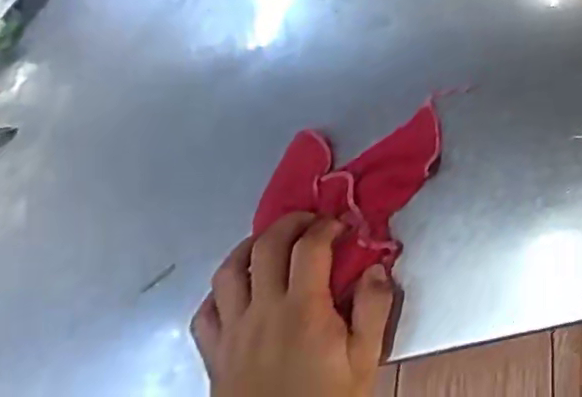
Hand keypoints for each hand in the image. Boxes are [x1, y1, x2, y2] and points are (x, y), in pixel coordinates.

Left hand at [190, 213, 397, 396]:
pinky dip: (220, 291)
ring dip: (251, 247)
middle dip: (291, 222)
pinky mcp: (213, 357)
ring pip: (227, 272)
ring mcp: (232, 334)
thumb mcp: (364, 360)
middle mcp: (262, 313)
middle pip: (266, 246)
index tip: (344, 226)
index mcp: (302, 310)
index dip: (328, 225)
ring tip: (273, 244)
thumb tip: (376, 266)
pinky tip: (240, 290)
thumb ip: (375, 308)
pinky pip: (204, 312)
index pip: (309, 245)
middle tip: (313, 223)